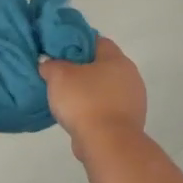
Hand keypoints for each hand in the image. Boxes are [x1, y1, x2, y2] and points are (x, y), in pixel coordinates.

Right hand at [40, 37, 146, 158]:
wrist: (107, 141)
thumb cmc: (84, 101)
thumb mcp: (59, 76)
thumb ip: (51, 65)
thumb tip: (49, 64)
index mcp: (117, 60)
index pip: (97, 41)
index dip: (76, 42)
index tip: (58, 51)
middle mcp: (130, 76)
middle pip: (102, 65)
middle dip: (81, 68)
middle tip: (58, 74)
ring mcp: (133, 99)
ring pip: (105, 87)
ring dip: (88, 89)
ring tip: (65, 96)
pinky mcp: (128, 119)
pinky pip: (107, 106)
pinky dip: (93, 107)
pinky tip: (77, 114)